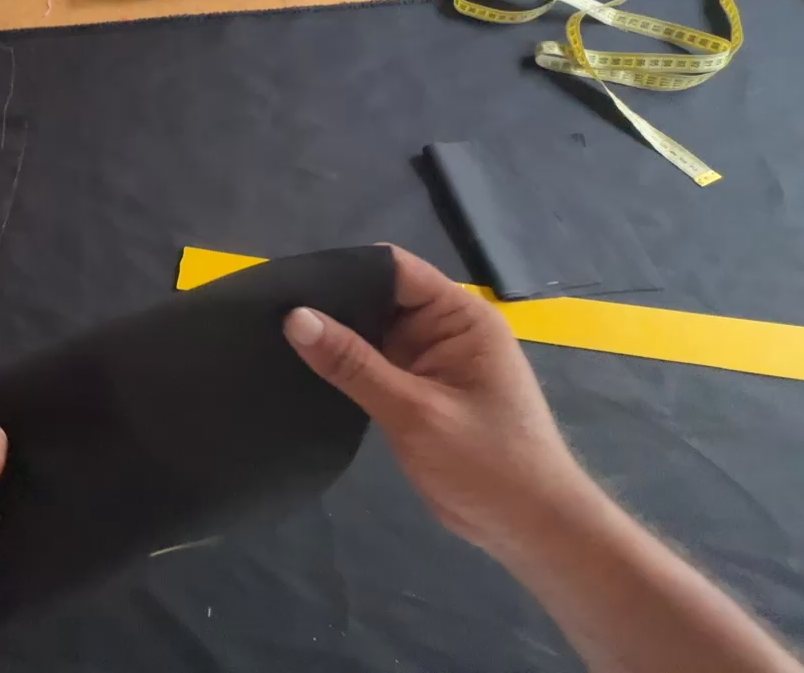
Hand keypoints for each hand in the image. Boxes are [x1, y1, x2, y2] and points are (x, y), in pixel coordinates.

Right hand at [282, 245, 591, 556]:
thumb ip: (352, 364)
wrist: (532, 534)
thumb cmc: (490, 467)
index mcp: (461, 318)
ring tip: (274, 329)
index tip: (291, 282)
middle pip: (375, 294)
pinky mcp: (410, 384)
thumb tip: (293, 316)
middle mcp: (443, 327)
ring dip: (330, 331)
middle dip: (328, 301)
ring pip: (365, 327)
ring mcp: (425, 356)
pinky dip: (338, 359)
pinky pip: (365, 358)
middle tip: (272, 307)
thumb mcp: (415, 412)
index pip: (395, 269)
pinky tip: (300, 360)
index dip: (344, 269)